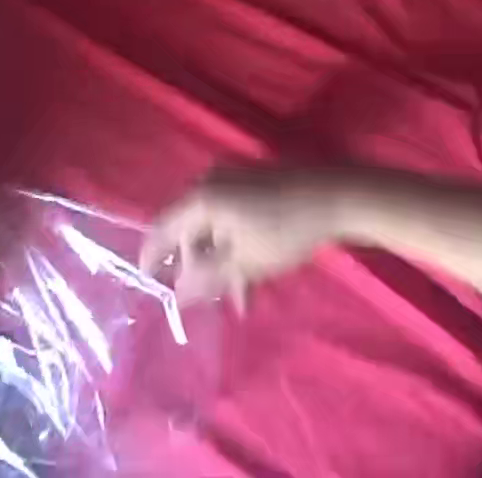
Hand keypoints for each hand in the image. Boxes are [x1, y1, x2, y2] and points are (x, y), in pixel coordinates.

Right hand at [140, 169, 352, 306]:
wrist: (334, 197)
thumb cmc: (283, 230)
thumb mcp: (243, 262)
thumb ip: (206, 278)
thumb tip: (178, 294)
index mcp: (202, 197)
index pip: (163, 227)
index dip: (152, 256)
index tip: (148, 283)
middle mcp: (212, 183)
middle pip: (190, 229)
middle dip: (196, 268)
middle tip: (202, 301)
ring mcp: (235, 181)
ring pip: (215, 228)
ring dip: (221, 263)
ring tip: (237, 299)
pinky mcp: (254, 185)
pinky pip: (233, 219)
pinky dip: (236, 247)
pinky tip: (251, 280)